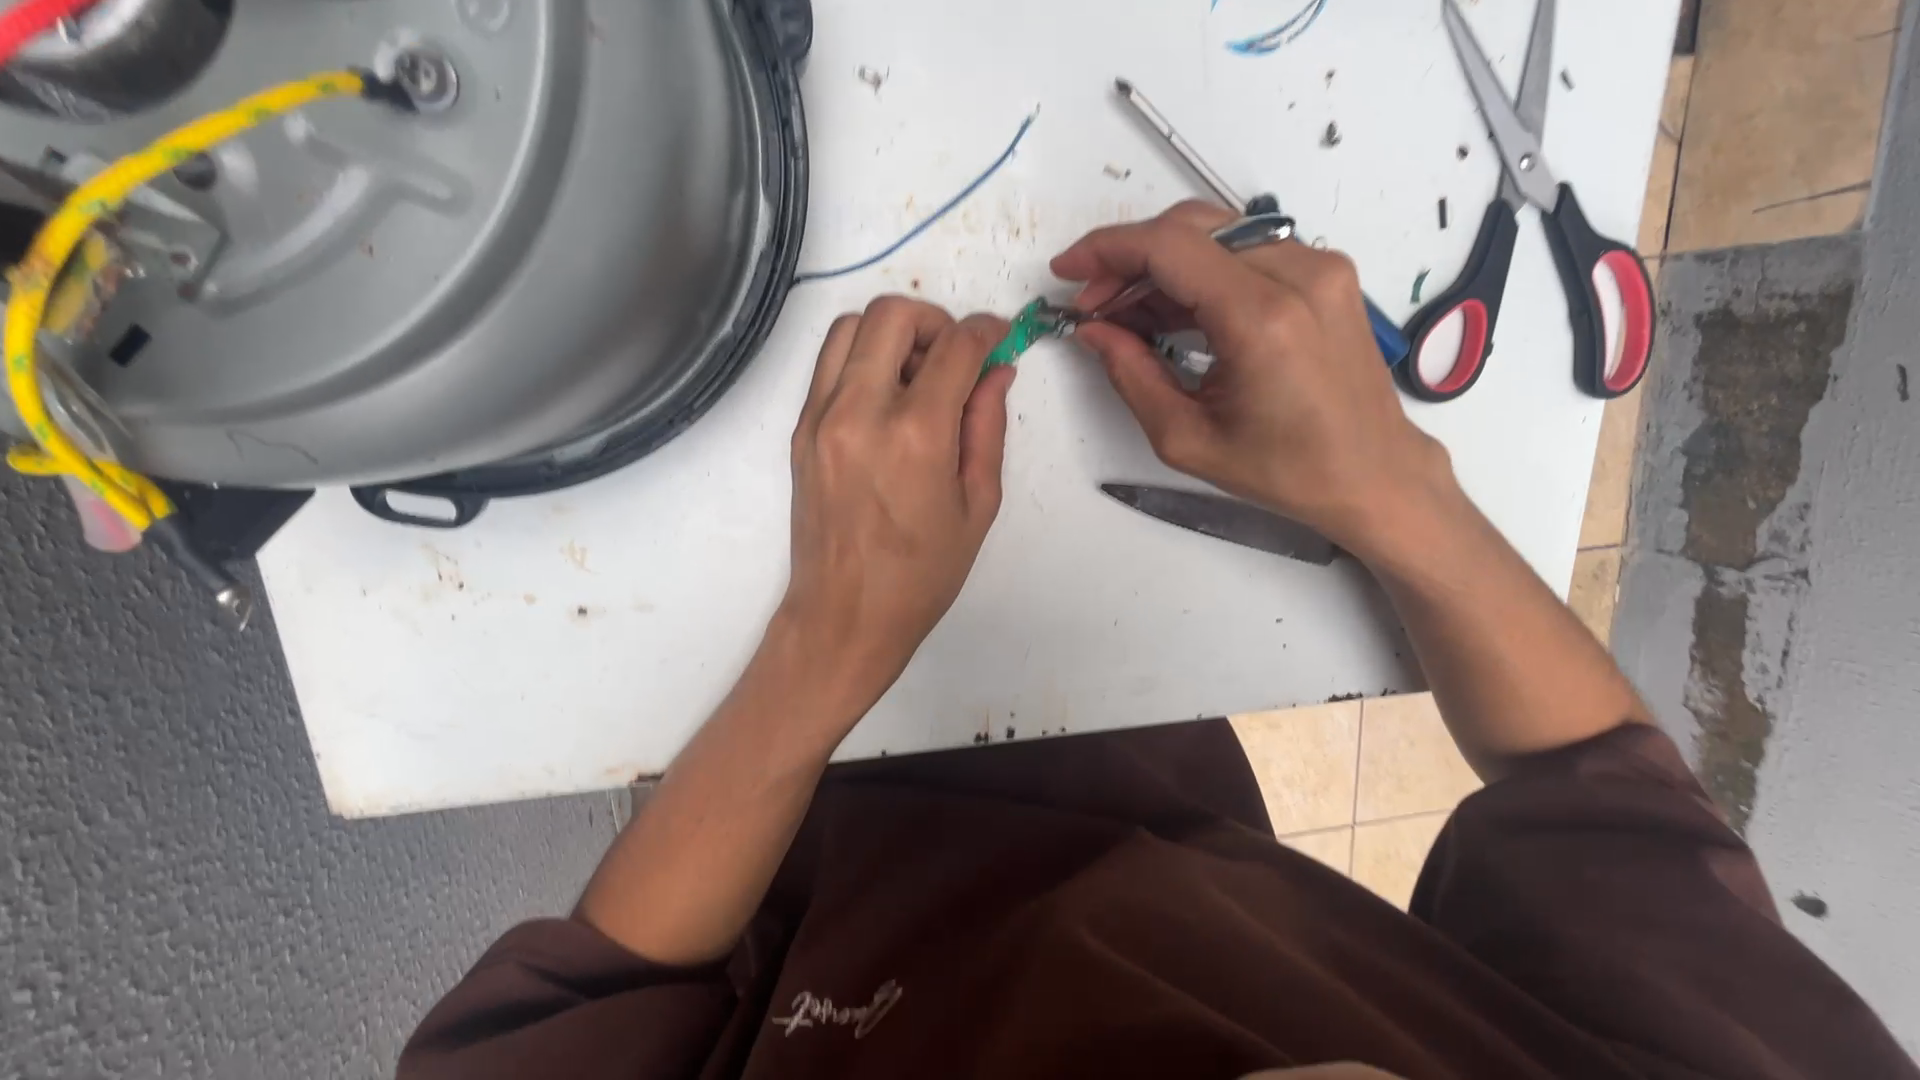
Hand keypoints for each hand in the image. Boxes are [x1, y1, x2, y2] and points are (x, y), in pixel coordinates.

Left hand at [775, 296, 1014, 719]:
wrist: (845, 615)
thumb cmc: (921, 574)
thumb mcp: (977, 504)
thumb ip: (988, 426)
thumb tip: (997, 371)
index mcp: (916, 434)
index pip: (956, 346)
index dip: (987, 331)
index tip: (1000, 338)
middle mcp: (860, 411)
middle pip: (892, 314)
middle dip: (935, 320)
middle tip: (955, 357)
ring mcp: (820, 417)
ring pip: (849, 326)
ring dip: (891, 332)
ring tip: (917, 373)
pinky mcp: (799, 430)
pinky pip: (828, 363)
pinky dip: (860, 358)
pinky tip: (886, 397)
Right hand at [1051, 202, 1451, 559]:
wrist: (1372, 473)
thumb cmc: (1284, 470)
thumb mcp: (1187, 438)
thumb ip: (1130, 375)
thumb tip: (1091, 331)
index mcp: (1263, 319)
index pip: (1169, 248)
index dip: (1106, 251)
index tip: (1067, 272)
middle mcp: (1299, 274)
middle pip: (1190, 228)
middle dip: (1128, 258)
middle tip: (1093, 306)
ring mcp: (1320, 267)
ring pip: (1216, 234)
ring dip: (1161, 266)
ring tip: (1126, 316)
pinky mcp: (1326, 273)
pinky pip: (1246, 250)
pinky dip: (1199, 273)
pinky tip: (1172, 312)